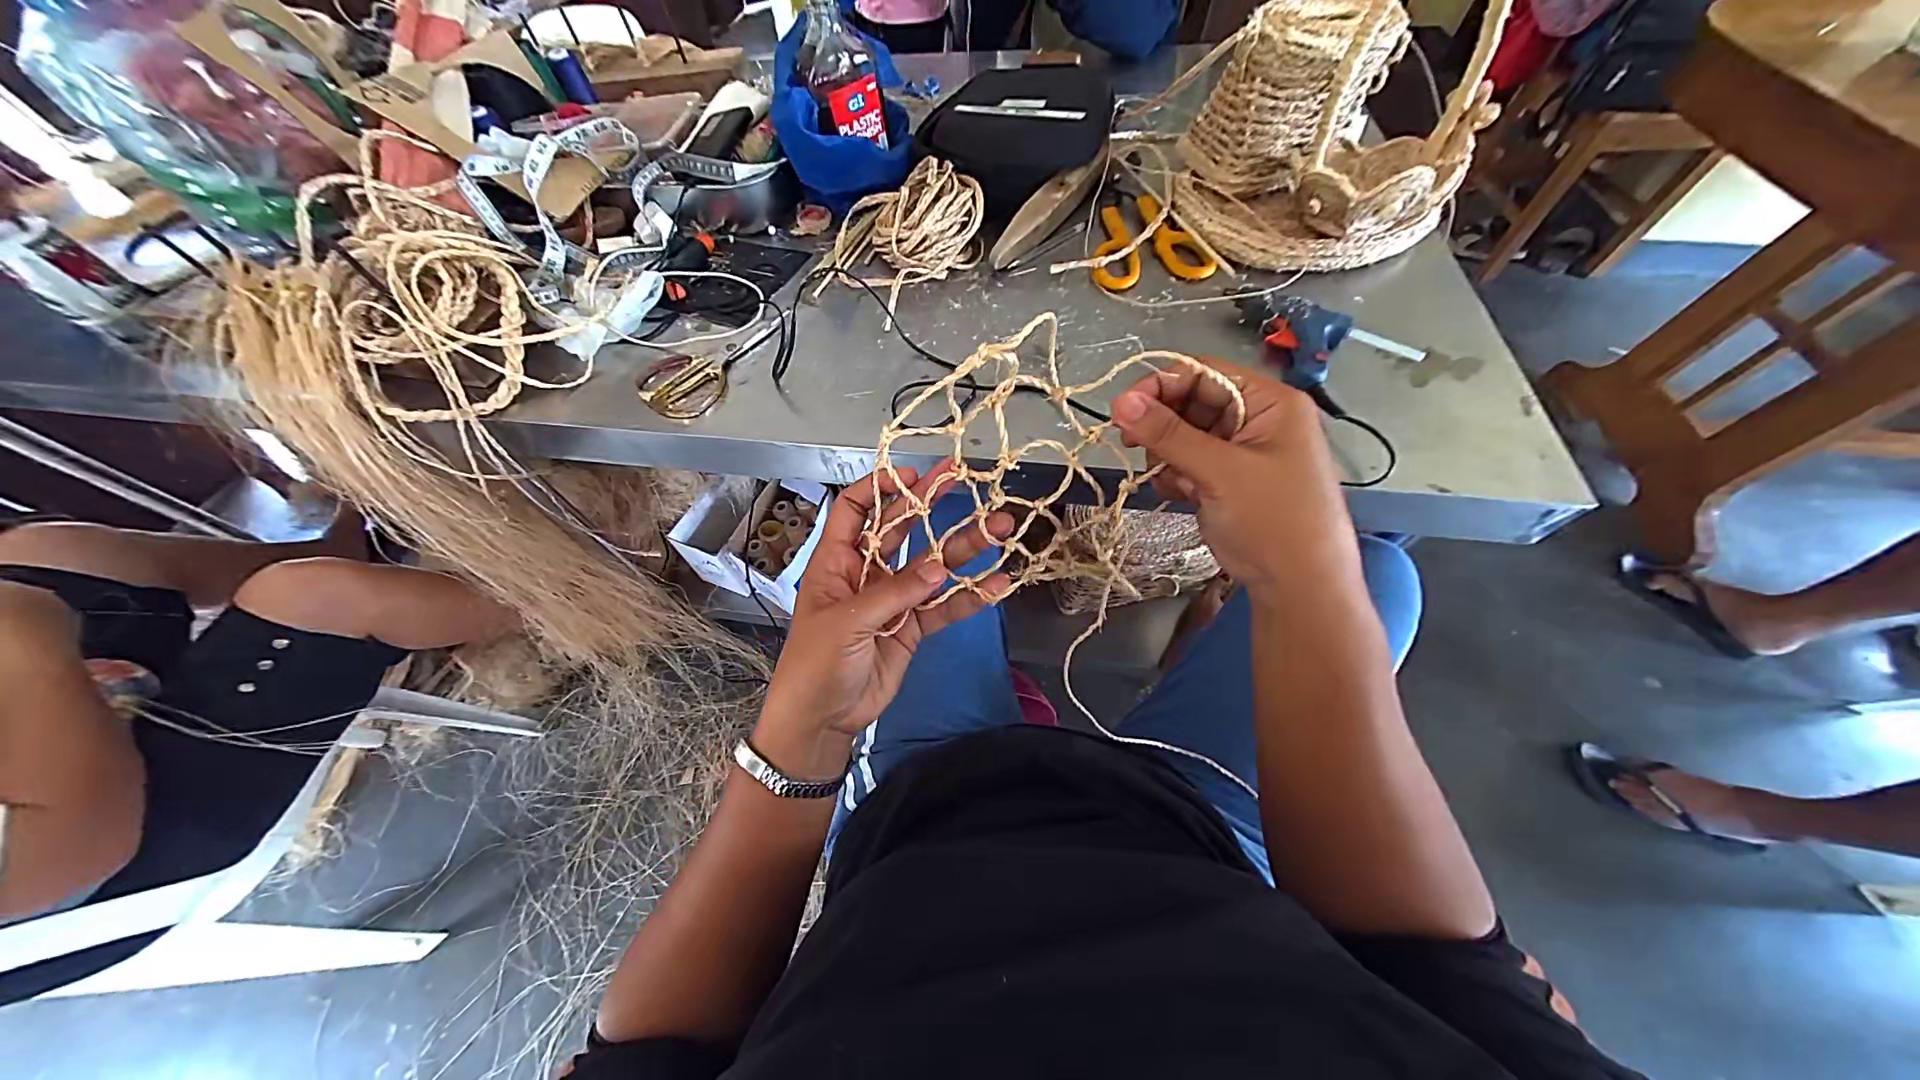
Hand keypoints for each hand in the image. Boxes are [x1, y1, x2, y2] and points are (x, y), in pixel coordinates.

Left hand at [753, 460, 1013, 779]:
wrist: (822, 719)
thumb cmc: (815, 664)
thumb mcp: (845, 622)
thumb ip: (893, 593)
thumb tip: (939, 568)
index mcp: (837, 562)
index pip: (854, 511)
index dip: (878, 488)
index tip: (910, 475)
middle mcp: (867, 573)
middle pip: (901, 529)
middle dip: (931, 505)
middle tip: (963, 480)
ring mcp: (894, 599)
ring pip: (933, 565)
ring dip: (965, 547)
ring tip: (999, 528)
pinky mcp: (914, 627)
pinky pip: (945, 606)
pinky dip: (971, 596)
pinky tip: (999, 583)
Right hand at [1110, 357, 1354, 594]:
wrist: (1298, 585)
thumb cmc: (1273, 519)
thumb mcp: (1219, 472)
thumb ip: (1168, 434)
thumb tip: (1121, 402)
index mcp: (1269, 402)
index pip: (1205, 373)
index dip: (1161, 385)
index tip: (1122, 409)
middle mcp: (1255, 419)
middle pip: (1191, 403)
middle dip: (1162, 425)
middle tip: (1133, 445)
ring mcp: (1239, 451)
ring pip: (1183, 435)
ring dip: (1166, 454)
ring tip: (1169, 480)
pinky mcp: (1225, 479)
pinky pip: (1187, 463)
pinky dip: (1175, 475)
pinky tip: (1179, 494)